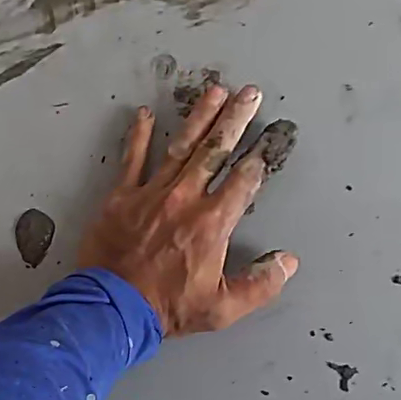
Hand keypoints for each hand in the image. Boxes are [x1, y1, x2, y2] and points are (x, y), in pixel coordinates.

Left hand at [77, 84, 298, 335]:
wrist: (113, 308)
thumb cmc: (166, 308)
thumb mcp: (222, 308)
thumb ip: (260, 285)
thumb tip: (287, 263)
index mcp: (212, 223)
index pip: (243, 181)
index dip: (260, 157)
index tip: (270, 139)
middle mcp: (184, 200)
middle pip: (216, 150)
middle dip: (235, 119)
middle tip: (249, 94)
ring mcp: (151, 194)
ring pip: (180, 146)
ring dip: (199, 117)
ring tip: (215, 91)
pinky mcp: (121, 198)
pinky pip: (132, 160)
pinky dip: (138, 136)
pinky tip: (143, 114)